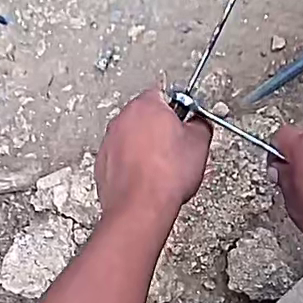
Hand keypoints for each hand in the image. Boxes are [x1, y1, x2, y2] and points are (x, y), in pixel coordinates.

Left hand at [95, 91, 211, 224]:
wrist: (140, 207)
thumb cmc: (165, 176)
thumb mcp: (199, 144)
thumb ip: (200, 124)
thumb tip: (199, 123)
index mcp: (146, 106)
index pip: (164, 95)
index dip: (178, 111)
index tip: (186, 124)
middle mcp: (123, 120)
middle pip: (145, 117)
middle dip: (160, 130)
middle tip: (176, 148)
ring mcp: (109, 142)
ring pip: (131, 139)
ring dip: (145, 148)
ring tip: (161, 168)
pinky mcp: (103, 164)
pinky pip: (120, 158)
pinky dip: (132, 165)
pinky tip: (146, 179)